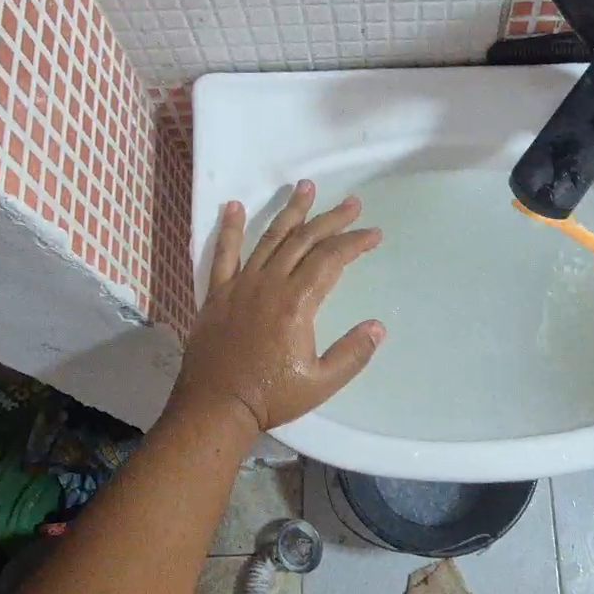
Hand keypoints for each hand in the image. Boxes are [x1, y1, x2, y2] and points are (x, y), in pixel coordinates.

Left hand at [169, 180, 385, 433]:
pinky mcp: (217, 294)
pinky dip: (230, 229)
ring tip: (305, 187)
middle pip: (304, 240)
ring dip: (290, 212)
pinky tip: (235, 207)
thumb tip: (378, 327)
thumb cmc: (271, 397)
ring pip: (269, 238)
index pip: (331, 260)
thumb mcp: (321, 382)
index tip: (374, 234)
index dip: (354, 243)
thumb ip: (352, 353)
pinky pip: (223, 254)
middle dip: (331, 219)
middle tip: (352, 203)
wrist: (215, 406)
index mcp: (296, 303)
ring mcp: (240, 285)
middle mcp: (269, 284)